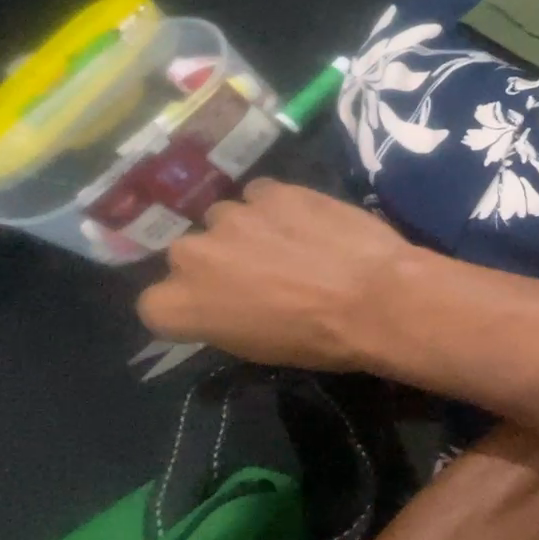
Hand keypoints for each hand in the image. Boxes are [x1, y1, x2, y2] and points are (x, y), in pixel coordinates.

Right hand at [136, 179, 416, 371]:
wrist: (377, 297)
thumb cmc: (321, 338)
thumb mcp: (258, 347)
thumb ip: (222, 317)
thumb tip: (229, 301)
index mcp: (174, 305)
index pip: (161, 300)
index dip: (198, 301)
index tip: (226, 305)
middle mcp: (190, 256)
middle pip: (194, 254)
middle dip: (223, 261)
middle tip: (266, 272)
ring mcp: (232, 217)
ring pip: (228, 218)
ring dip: (252, 229)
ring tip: (294, 243)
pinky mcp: (274, 192)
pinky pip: (264, 193)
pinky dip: (282, 204)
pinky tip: (311, 219)